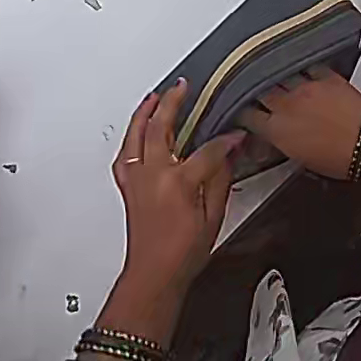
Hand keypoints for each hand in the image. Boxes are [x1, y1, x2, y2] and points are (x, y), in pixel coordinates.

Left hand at [103, 81, 244, 342]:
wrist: (154, 274)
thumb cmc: (182, 253)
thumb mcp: (214, 215)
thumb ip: (221, 178)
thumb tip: (228, 153)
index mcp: (179, 182)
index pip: (207, 150)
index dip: (225, 141)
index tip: (235, 136)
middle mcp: (152, 175)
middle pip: (161, 127)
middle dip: (174, 103)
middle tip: (183, 87)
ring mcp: (136, 179)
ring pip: (137, 134)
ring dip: (145, 112)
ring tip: (155, 96)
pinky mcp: (127, 185)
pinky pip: (125, 152)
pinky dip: (131, 136)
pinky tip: (137, 129)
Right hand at [235, 67, 360, 179]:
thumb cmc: (339, 159)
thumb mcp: (299, 158)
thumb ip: (280, 141)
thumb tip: (274, 134)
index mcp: (277, 129)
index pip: (247, 115)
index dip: (241, 111)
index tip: (240, 110)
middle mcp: (286, 104)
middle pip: (260, 90)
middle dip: (254, 90)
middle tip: (253, 89)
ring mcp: (305, 87)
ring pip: (280, 73)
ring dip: (275, 75)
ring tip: (272, 73)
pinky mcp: (325, 77)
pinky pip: (307, 64)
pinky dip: (301, 65)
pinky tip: (298, 64)